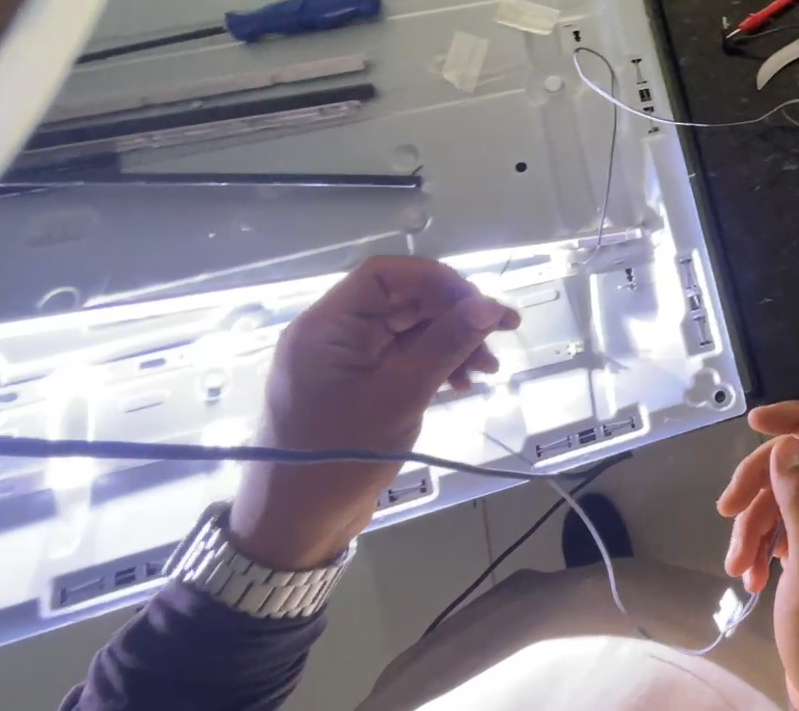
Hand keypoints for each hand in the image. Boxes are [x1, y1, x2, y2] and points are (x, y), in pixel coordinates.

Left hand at [229, 256, 518, 570]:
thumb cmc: (340, 456)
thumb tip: (490, 305)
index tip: (479, 304)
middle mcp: (334, 333)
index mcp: (327, 326)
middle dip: (456, 314)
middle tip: (503, 332)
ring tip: (488, 369)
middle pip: (405, 299)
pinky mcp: (360, 382)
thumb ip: (446, 344)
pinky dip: (439, 362)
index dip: (438, 280)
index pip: (385, 274)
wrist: (296, 524)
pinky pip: (406, 355)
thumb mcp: (401, 395)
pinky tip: (464, 382)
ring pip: (412, 328)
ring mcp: (347, 359)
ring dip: (454, 340)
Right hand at [717, 402, 798, 710]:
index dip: (797, 417)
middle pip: (797, 462)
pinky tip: (748, 576)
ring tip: (737, 565)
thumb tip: (787, 445)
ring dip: (751, 523)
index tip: (753, 422)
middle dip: (758, 481)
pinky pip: (776, 530)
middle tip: (726, 510)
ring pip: (780, 497)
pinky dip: (756, 546)